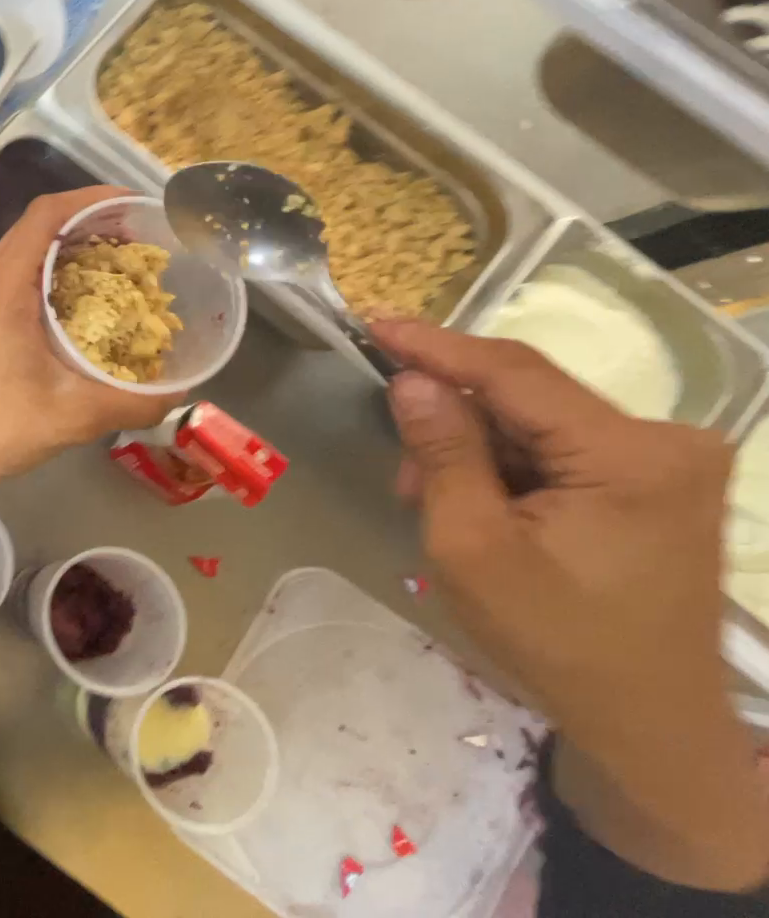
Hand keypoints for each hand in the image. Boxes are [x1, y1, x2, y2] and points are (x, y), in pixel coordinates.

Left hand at [0, 188, 185, 507]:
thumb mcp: (75, 415)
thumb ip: (135, 402)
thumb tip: (181, 393)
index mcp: (2, 288)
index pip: (45, 214)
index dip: (93, 198)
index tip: (137, 205)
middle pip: (36, 225)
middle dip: (90, 221)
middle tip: (140, 238)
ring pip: (23, 248)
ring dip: (69, 245)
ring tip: (119, 260)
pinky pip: (13, 272)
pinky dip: (49, 270)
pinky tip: (82, 296)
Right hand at [375, 319, 768, 891]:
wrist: (644, 715)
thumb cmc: (552, 635)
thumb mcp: (470, 545)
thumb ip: (444, 454)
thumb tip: (411, 380)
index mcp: (627, 455)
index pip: (514, 372)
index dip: (436, 344)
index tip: (374, 323)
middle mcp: (662, 440)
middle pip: (524, 397)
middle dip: (451, 423)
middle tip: (404, 478)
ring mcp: (664, 461)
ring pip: (534, 422)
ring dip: (472, 451)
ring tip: (437, 507)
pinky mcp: (652, 481)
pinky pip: (555, 448)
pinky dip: (503, 468)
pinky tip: (478, 508)